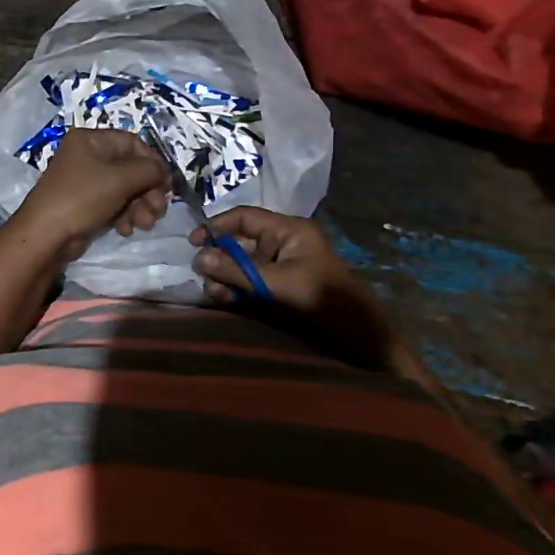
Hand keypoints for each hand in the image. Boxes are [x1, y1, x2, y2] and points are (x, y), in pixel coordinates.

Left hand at [13, 129, 170, 256]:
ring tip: (142, 223)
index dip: (152, 162)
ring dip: (139, 206)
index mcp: (90, 140)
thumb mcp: (120, 179)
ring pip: (125, 188)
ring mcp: (86, 181)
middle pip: (131, 168)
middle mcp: (87, 156)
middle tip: (157, 210)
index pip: (133, 143)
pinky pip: (114, 204)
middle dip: (147, 190)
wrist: (46, 235)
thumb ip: (149, 170)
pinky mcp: (86, 203)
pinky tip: (125, 229)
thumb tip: (164, 171)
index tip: (165, 184)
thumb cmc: (82, 197)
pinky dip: (124, 215)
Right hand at [191, 207, 396, 369]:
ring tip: (215, 293)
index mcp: (288, 230)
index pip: (244, 217)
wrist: (361, 337)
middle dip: (219, 258)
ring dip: (225, 277)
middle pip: (240, 241)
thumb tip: (198, 257)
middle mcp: (283, 243)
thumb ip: (237, 271)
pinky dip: (236, 289)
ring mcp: (282, 265)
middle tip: (204, 276)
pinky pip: (251, 281)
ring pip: (242, 264)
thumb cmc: (324, 298)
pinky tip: (225, 299)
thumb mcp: (278, 283)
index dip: (216, 227)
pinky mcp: (281, 286)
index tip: (193, 243)